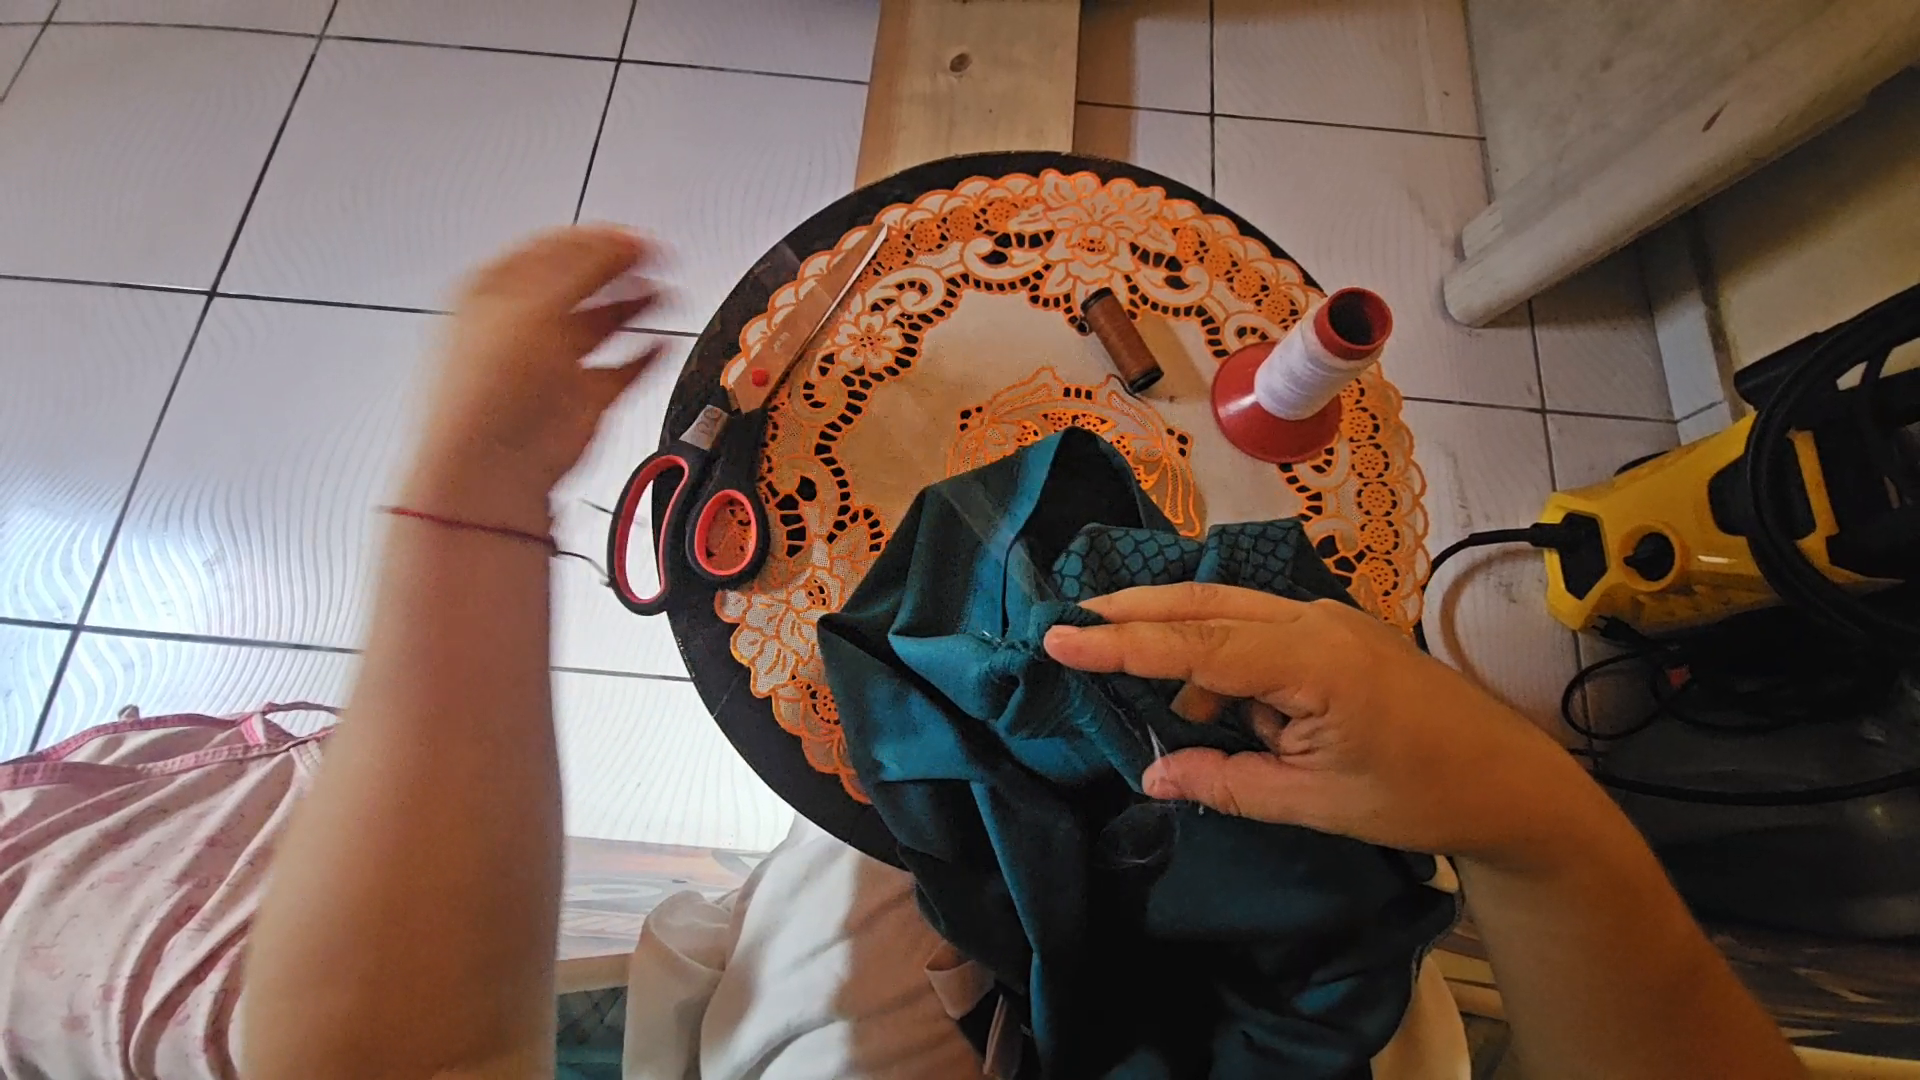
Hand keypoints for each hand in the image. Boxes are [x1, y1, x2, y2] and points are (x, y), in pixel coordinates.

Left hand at [405, 225, 666, 531]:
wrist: (497, 465)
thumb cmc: (490, 392)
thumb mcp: (531, 309)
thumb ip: (581, 269)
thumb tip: (621, 241)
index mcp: (500, 292)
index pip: (555, 250)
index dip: (598, 239)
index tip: (636, 238)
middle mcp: (529, 323)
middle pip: (585, 282)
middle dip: (622, 269)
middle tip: (658, 259)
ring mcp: (559, 362)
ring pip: (606, 323)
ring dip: (638, 306)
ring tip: (666, 293)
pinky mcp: (585, 398)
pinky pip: (622, 369)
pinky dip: (643, 357)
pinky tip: (659, 344)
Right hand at [1043, 584, 1607, 869]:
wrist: (1517, 783)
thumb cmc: (1418, 796)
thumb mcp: (1313, 803)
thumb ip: (1225, 782)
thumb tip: (1152, 776)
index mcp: (1312, 662)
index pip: (1195, 643)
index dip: (1121, 642)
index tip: (1059, 636)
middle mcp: (1313, 621)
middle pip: (1201, 600)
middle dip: (1131, 609)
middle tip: (1070, 619)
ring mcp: (1323, 618)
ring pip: (1223, 606)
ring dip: (1170, 631)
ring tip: (1122, 662)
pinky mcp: (1329, 629)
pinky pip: (1251, 628)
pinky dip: (1212, 654)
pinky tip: (1201, 696)